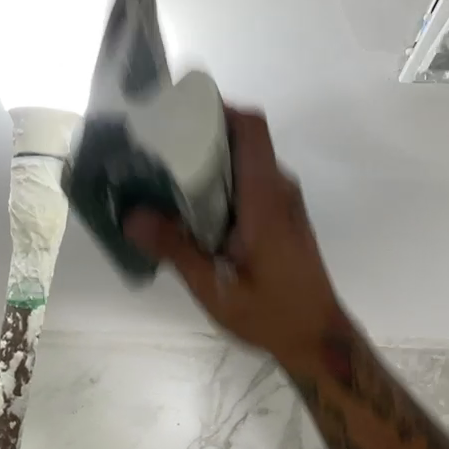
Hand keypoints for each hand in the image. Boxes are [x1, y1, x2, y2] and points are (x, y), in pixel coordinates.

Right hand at [125, 106, 342, 359]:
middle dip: (198, 135)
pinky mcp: (279, 214)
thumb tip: (130, 215)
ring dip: (206, 161)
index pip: (251, 129)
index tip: (176, 114)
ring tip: (161, 175)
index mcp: (265, 197)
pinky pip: (247, 181)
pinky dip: (218, 182)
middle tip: (153, 147)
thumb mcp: (216, 288)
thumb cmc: (271, 313)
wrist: (318, 338)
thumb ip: (176, 248)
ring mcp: (281, 200)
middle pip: (241, 139)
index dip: (218, 109)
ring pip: (242, 160)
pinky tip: (188, 207)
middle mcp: (277, 188)